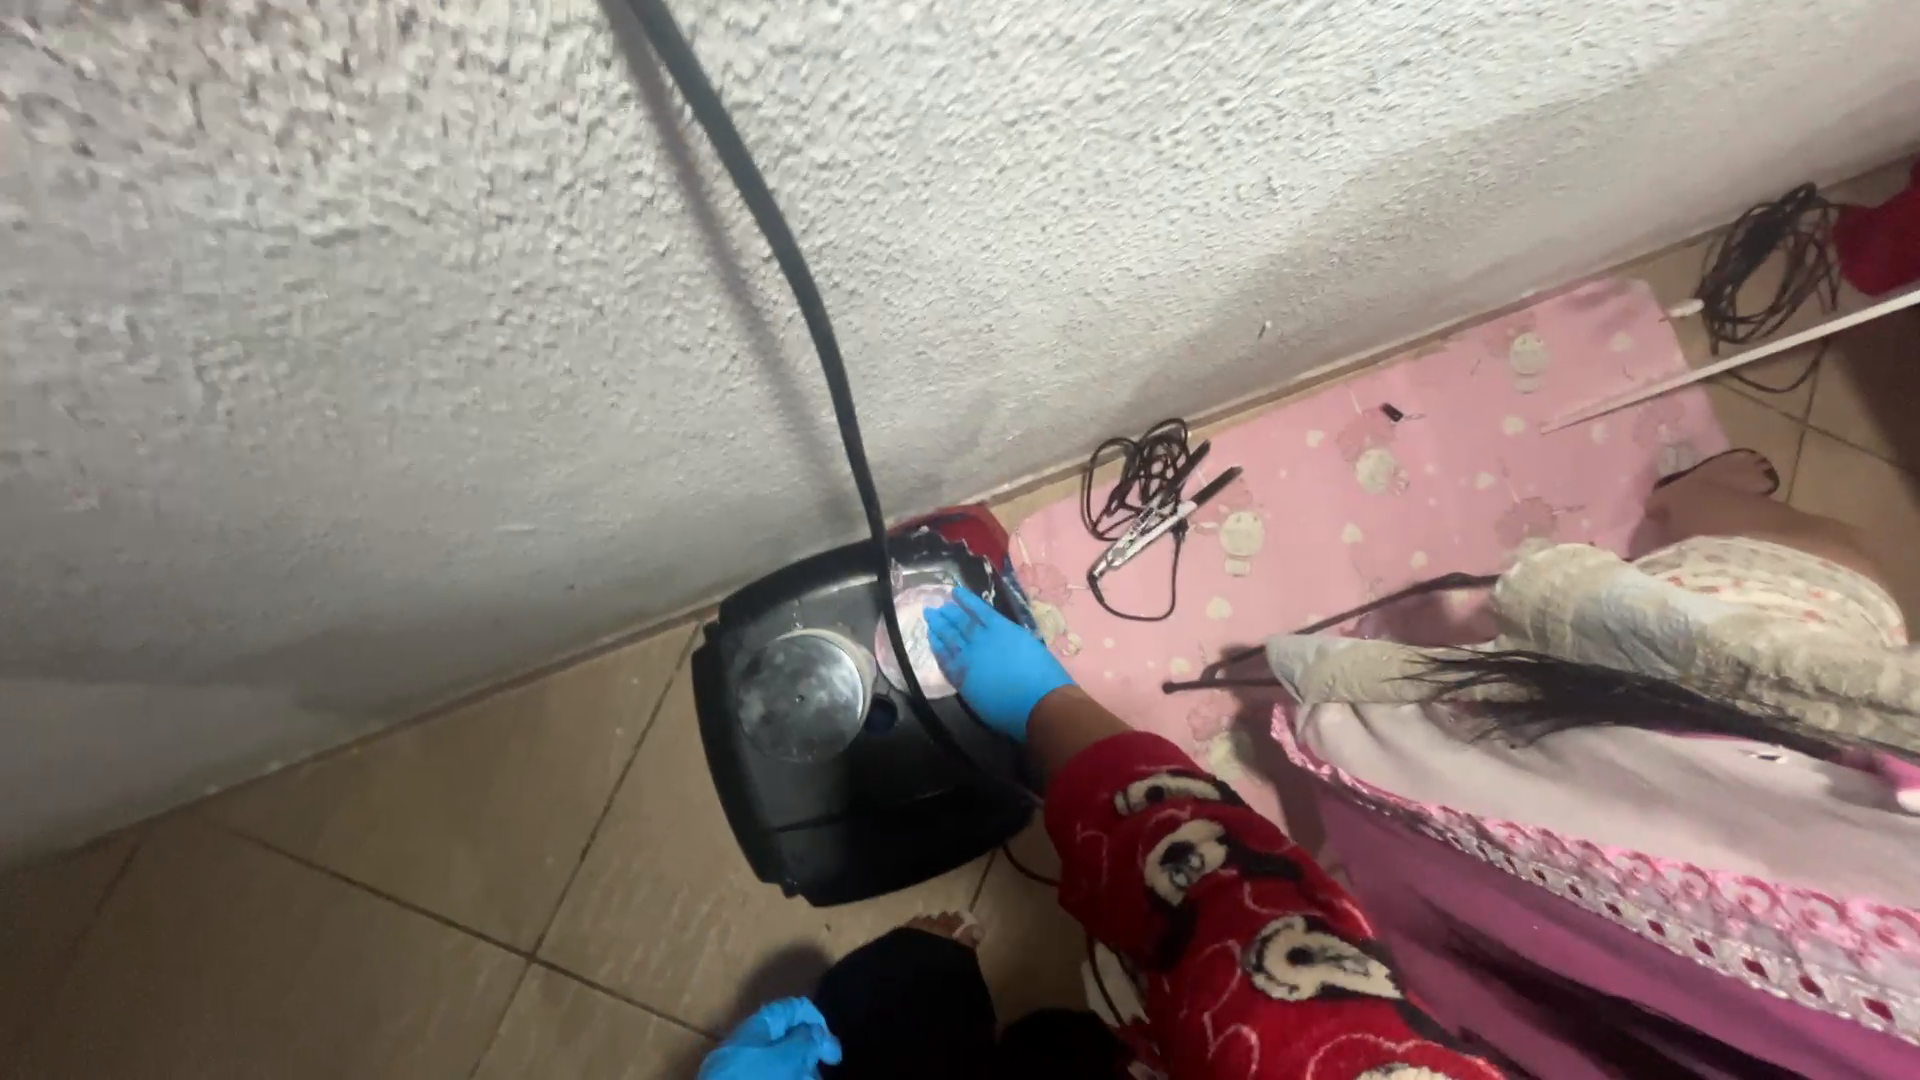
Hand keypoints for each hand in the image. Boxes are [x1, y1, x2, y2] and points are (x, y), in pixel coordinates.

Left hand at [697, 998, 841, 1079]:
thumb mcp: (787, 1059)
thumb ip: (806, 1040)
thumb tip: (816, 1031)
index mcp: (755, 1027)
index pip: (791, 1008)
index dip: (816, 1021)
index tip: (833, 1050)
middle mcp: (745, 1047)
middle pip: (785, 1041)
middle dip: (809, 1056)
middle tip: (825, 1074)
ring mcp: (738, 1073)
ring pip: (777, 1067)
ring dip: (800, 1074)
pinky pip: (765, 1076)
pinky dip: (784, 1078)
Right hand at [925, 586, 1074, 740]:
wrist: (1039, 703)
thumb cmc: (1014, 713)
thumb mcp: (981, 706)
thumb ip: (971, 687)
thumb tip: (968, 676)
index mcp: (962, 678)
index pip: (944, 658)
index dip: (937, 646)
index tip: (930, 635)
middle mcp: (968, 656)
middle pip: (950, 637)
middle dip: (939, 625)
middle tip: (929, 613)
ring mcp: (984, 639)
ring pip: (962, 622)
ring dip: (949, 612)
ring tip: (940, 604)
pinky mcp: (1001, 627)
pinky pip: (980, 609)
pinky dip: (967, 600)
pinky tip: (956, 592)